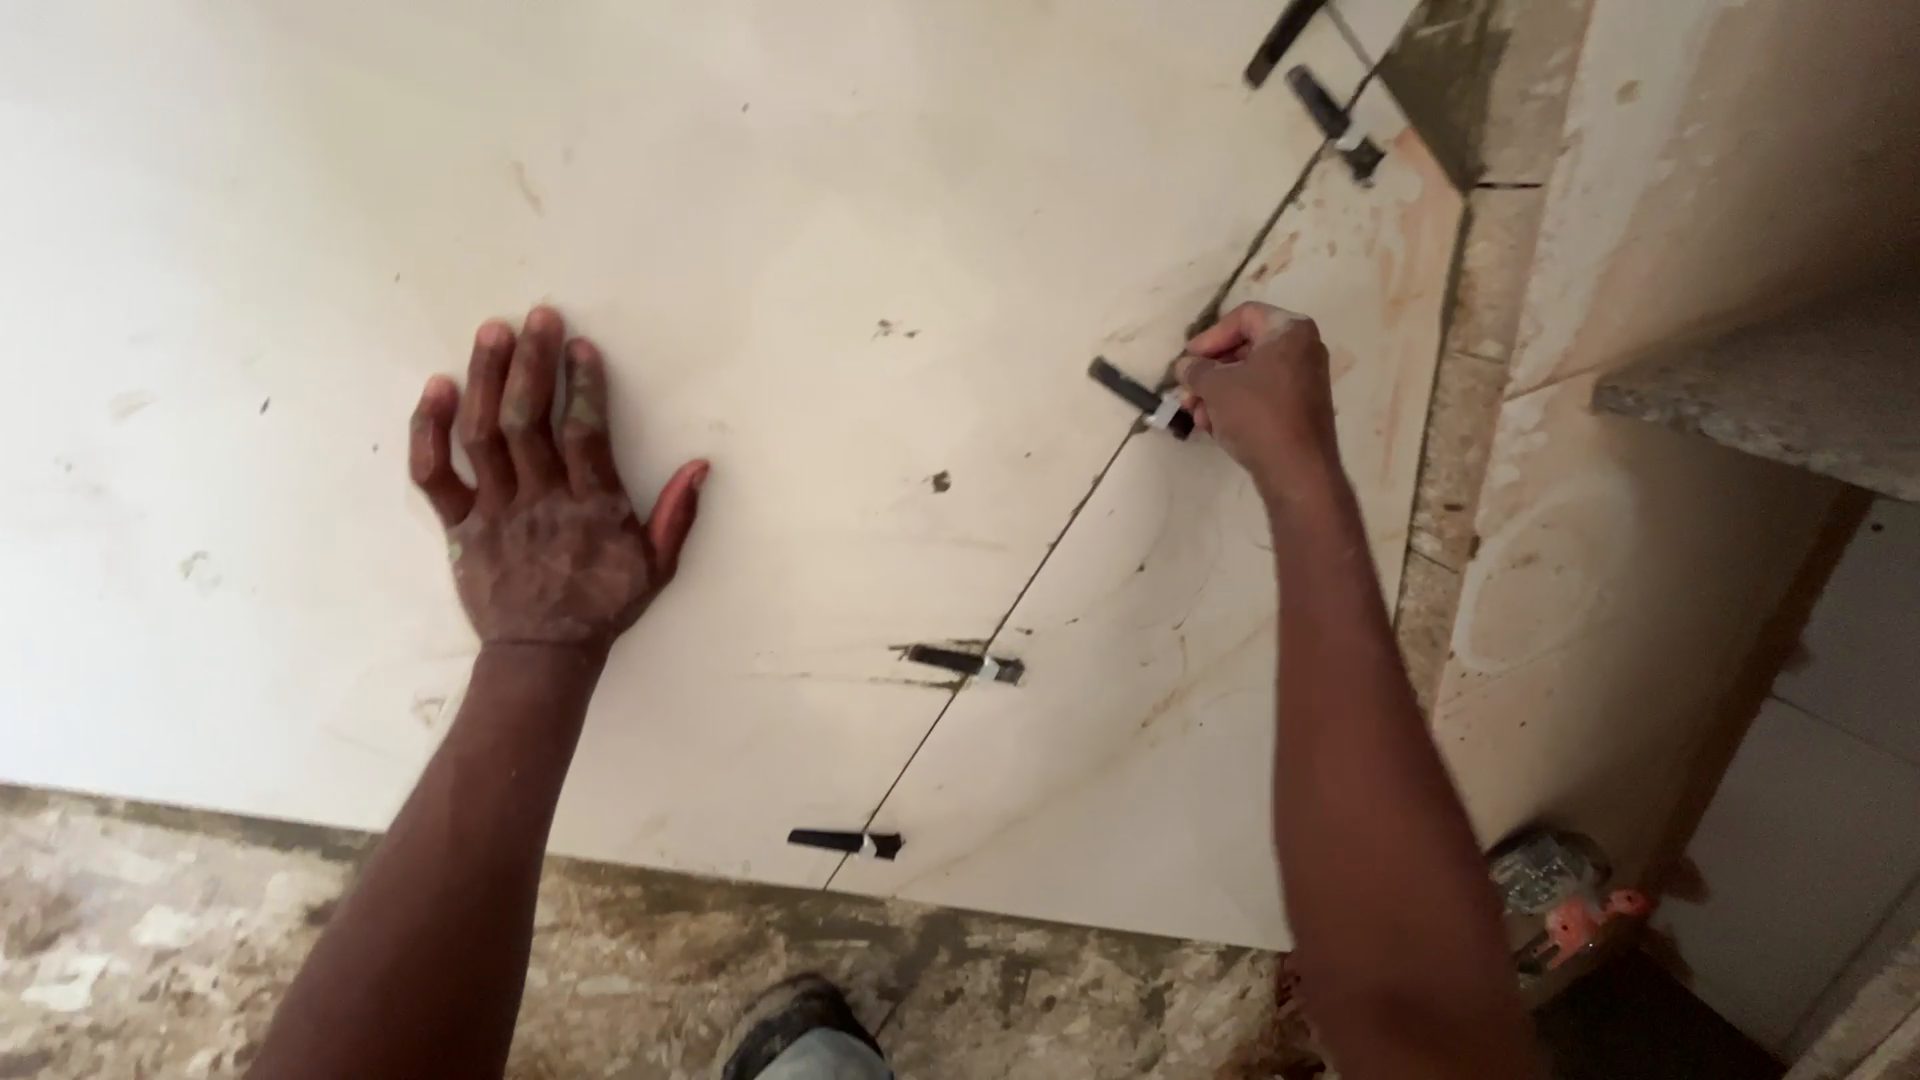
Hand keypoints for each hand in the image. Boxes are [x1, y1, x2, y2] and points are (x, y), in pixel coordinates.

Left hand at [409, 306, 707, 653]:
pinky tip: (438, 388)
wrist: (543, 654)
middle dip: (531, 363)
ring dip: (486, 378)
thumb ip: (678, 515)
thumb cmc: (606, 605)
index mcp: (593, 509)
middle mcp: (541, 500)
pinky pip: (434, 473)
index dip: (582, 386)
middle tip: (535, 316)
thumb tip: (700, 466)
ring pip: (483, 434)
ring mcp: (495, 510)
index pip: (586, 434)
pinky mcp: (458, 525)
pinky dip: (428, 429)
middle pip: (529, 420)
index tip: (580, 347)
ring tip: (492, 332)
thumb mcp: (659, 566)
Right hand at [1177, 302, 1340, 500]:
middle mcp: (1303, 349)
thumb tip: (1185, 365)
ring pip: (1249, 376)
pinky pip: (1261, 397)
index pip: (1242, 316)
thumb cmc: (1256, 414)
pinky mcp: (1299, 409)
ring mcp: (1304, 380)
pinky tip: (1214, 427)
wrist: (1296, 468)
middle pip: (1244, 348)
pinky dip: (1235, 407)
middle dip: (1209, 372)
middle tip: (1186, 391)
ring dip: (1216, 393)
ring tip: (1196, 415)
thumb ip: (1195, 369)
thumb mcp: (1215, 387)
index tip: (1188, 360)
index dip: (1209, 336)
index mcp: (1289, 330)